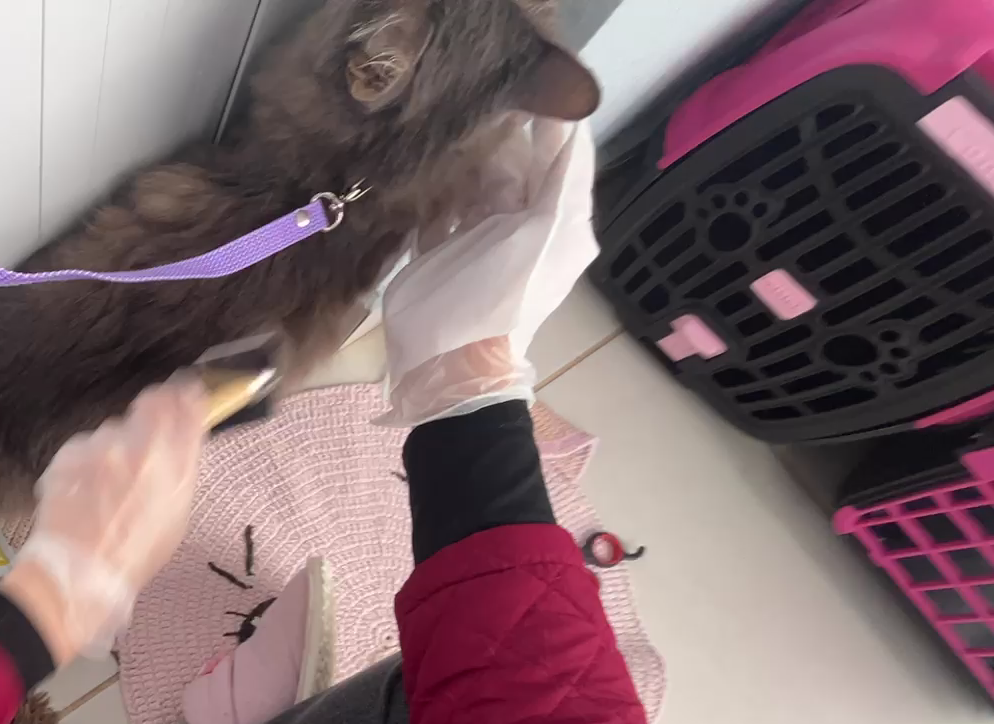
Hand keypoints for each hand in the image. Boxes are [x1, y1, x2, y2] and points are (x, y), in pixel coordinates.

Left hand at [0, 379, 207, 662]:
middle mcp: (140, 445)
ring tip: (106, 487)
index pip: (186, 401)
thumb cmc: (135, 553)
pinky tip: (84, 493)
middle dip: (150, 415)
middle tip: (142, 443)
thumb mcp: (175, 515)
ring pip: (112, 430)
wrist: (81, 572)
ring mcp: (101, 446)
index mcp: (175, 462)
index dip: (185, 394)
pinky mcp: (69, 452)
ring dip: (113, 448)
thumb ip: (180, 469)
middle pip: (150, 403)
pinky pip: (83, 447)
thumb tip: (181, 439)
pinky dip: (85, 464)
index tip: (183, 393)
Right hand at [376, 118, 597, 426]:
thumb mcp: (544, 232)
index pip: (560, 154)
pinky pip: (438, 216)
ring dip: (461, 165)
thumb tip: (572, 119)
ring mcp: (478, 245)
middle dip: (496, 139)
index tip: (516, 86)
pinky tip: (421, 178)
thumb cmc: (495, 301)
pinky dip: (431, 197)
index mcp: (556, 221)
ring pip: (474, 188)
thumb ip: (562, 177)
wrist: (445, 368)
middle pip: (514, 167)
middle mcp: (520, 227)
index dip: (545, 119)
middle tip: (469, 111)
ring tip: (443, 137)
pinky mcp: (440, 261)